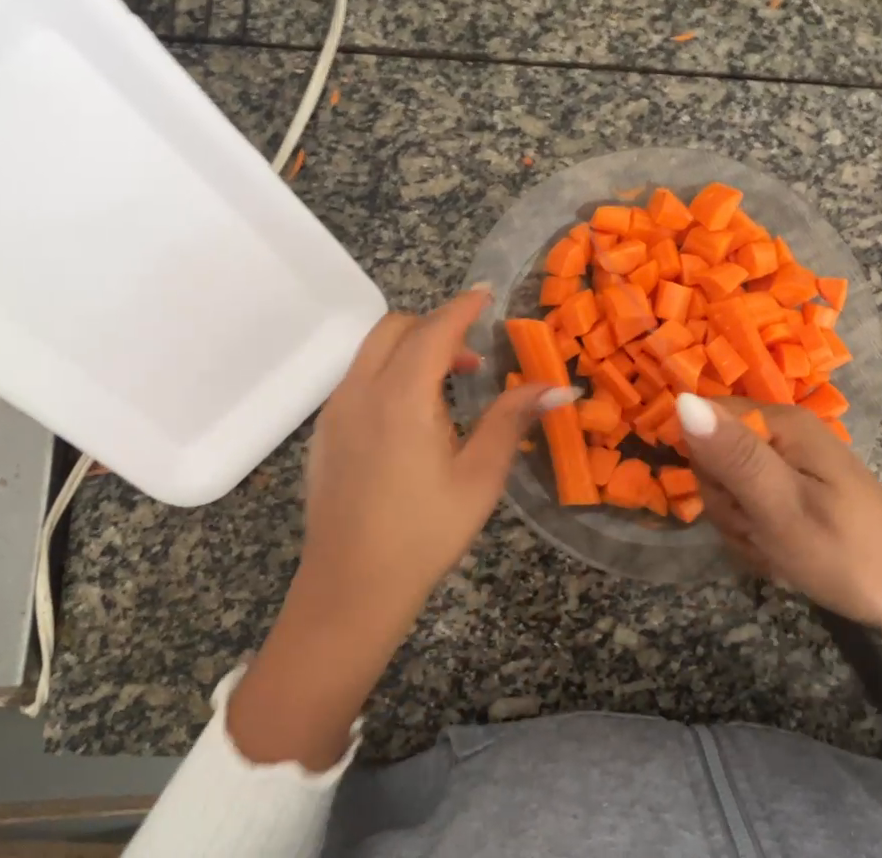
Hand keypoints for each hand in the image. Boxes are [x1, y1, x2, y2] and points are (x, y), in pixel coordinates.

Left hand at [295, 286, 565, 633]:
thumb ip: (512, 421)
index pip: (434, 330)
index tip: (485, 295)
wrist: (351, 587)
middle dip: (434, 327)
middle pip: (394, 329)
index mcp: (401, 396)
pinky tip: (410, 421)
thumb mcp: (480, 477)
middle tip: (471, 358)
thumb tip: (559, 388)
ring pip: (370, 353)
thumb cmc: (424, 533)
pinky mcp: (323, 434)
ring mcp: (334, 412)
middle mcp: (360, 391)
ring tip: (446, 390)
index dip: (463, 307)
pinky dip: (386, 375)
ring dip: (409, 350)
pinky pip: (356, 381)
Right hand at [676, 393, 881, 785]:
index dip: (706, 465)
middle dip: (726, 504)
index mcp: (783, 424)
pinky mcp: (794, 491)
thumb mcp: (780, 508)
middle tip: (762, 531)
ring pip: (726, 489)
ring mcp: (790, 463)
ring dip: (740, 527)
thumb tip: (680, 399)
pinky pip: (749, 508)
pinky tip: (782, 556)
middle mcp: (785, 433)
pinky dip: (756, 537)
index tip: (736, 501)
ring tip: (777, 548)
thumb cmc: (848, 556)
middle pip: (712, 458)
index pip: (703, 421)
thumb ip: (732, 455)